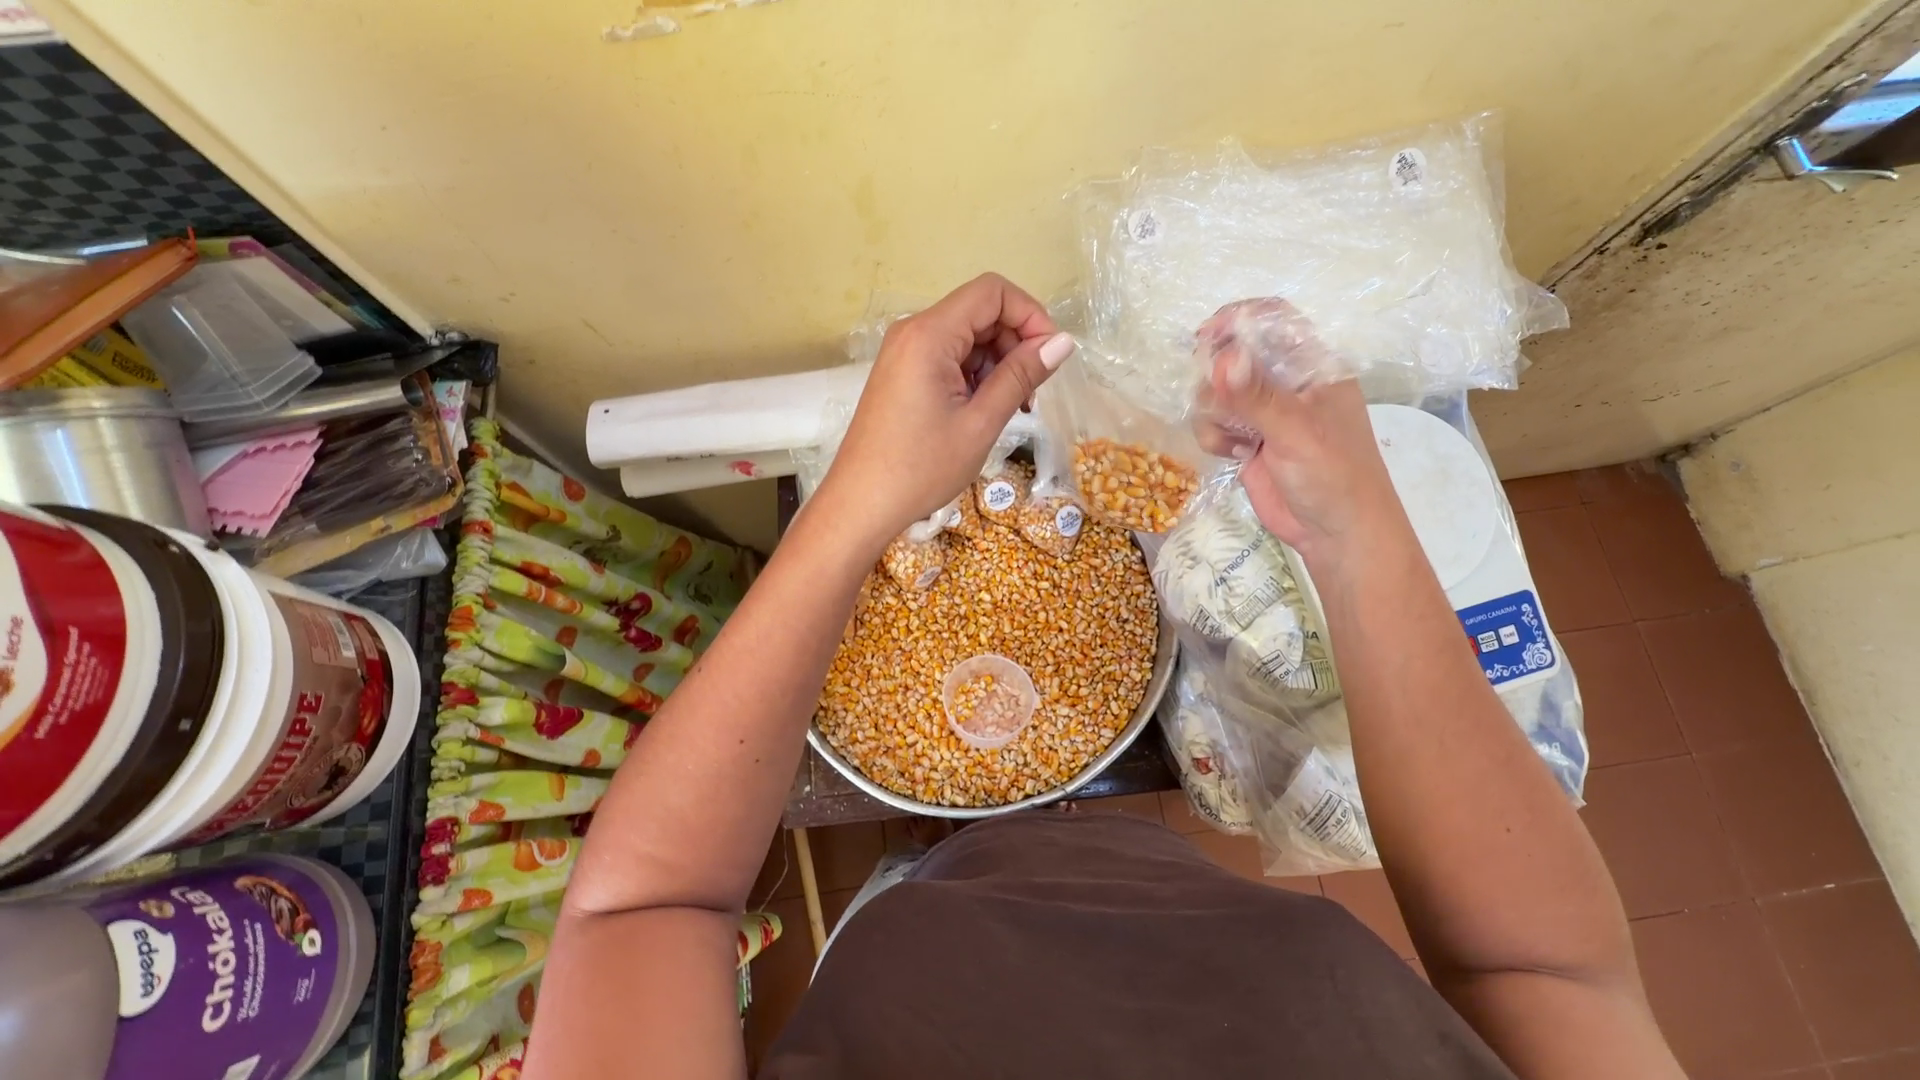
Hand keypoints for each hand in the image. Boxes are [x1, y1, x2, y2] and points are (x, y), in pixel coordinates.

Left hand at [815, 273, 1075, 547]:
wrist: (861, 504)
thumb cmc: (921, 468)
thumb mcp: (980, 422)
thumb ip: (1022, 375)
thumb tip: (1063, 342)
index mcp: (930, 334)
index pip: (993, 292)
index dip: (1031, 315)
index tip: (1051, 356)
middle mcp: (914, 331)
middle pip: (980, 312)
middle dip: (1016, 344)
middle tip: (1031, 394)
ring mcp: (905, 352)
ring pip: (968, 337)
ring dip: (999, 364)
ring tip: (1012, 410)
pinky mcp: (903, 373)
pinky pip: (949, 357)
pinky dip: (976, 376)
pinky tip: (986, 411)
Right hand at [1195, 300, 1408, 571]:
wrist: (1337, 535)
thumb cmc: (1334, 476)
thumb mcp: (1296, 432)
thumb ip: (1256, 396)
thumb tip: (1222, 360)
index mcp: (1312, 366)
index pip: (1273, 319)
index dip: (1238, 320)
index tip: (1206, 337)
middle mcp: (1285, 383)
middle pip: (1232, 353)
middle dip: (1215, 376)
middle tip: (1217, 399)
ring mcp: (1264, 412)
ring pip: (1215, 391)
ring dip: (1213, 412)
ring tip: (1234, 438)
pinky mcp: (1247, 440)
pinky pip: (1213, 422)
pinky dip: (1214, 436)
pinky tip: (1233, 455)